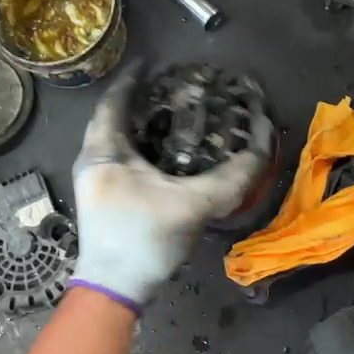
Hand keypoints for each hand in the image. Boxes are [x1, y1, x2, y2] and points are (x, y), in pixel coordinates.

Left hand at [70, 71, 272, 310]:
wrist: (114, 290)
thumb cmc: (141, 240)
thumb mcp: (190, 205)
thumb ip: (228, 179)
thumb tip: (260, 152)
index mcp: (103, 152)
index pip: (114, 101)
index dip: (133, 79)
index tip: (155, 63)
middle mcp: (92, 160)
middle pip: (114, 117)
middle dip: (142, 101)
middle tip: (173, 89)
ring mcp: (96, 181)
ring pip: (118, 139)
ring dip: (143, 125)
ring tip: (175, 115)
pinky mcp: (105, 198)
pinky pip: (123, 159)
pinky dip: (144, 148)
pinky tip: (169, 154)